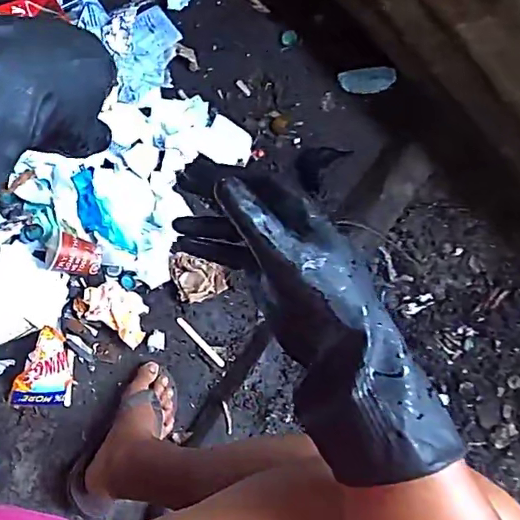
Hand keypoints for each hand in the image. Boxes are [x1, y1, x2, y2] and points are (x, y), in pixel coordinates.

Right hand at [173, 163, 463, 485]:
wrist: (342, 347)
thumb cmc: (323, 297)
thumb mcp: (283, 255)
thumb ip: (252, 220)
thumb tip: (223, 185)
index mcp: (301, 218)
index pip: (261, 184)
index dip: (231, 176)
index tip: (198, 172)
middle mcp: (288, 231)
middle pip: (246, 204)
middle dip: (213, 197)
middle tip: (181, 188)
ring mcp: (277, 254)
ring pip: (237, 232)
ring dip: (208, 226)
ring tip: (177, 225)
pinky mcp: (267, 277)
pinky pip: (235, 256)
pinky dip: (213, 249)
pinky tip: (190, 247)